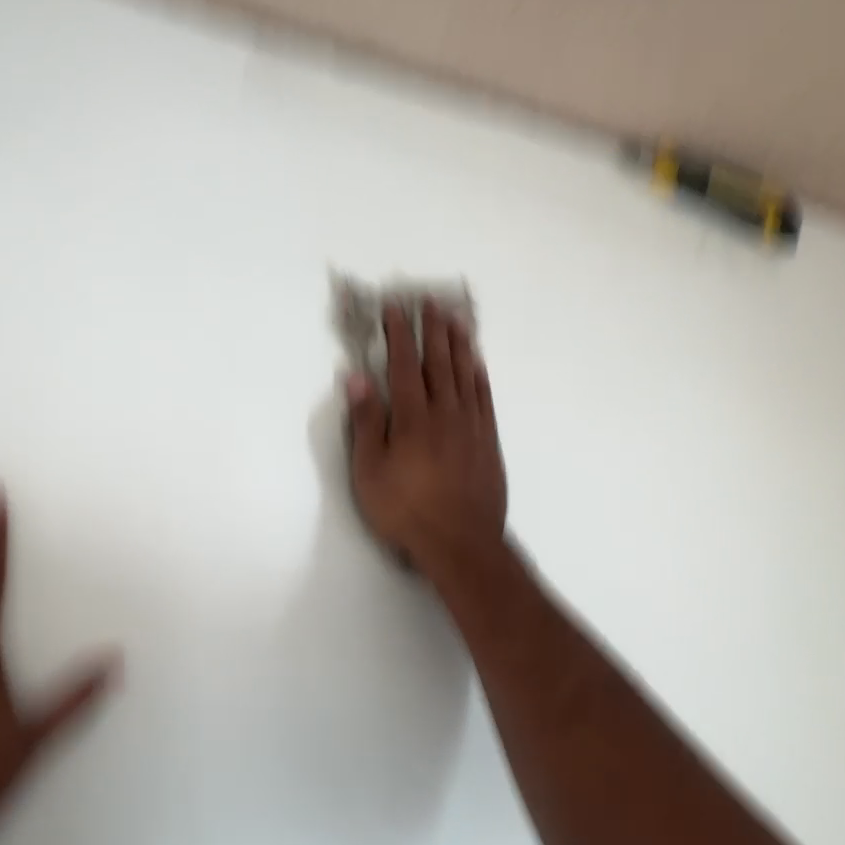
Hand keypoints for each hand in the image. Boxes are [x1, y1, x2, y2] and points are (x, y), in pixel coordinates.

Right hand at [347, 302, 507, 576]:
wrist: (460, 543)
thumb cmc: (405, 510)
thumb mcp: (369, 470)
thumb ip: (365, 422)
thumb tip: (357, 378)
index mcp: (412, 418)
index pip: (404, 364)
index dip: (399, 334)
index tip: (395, 308)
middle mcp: (444, 413)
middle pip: (439, 361)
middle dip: (433, 329)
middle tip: (431, 301)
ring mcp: (470, 426)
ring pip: (465, 374)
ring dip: (459, 344)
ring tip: (456, 320)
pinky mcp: (487, 442)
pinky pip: (484, 397)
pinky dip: (479, 375)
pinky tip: (477, 363)